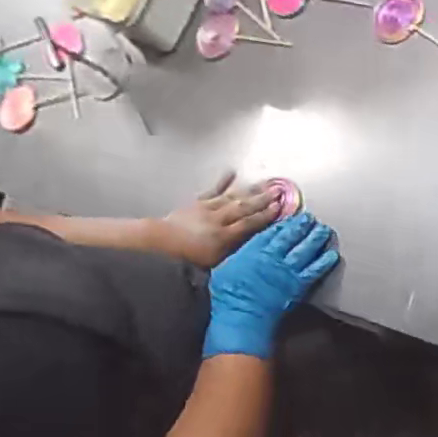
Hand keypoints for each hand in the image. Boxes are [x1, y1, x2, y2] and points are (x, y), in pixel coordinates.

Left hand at [158, 172, 278, 267]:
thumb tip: (253, 249)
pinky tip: (232, 172)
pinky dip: (223, 182)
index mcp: (223, 237)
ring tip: (264, 183)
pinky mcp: (196, 203)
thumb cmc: (187, 260)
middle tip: (278, 191)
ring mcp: (206, 209)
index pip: (249, 224)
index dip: (265, 216)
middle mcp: (218, 220)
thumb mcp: (214, 263)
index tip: (279, 208)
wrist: (158, 246)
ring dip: (249, 190)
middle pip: (243, 208)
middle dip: (262, 199)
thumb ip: (233, 253)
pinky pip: (212, 190)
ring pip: (232, 197)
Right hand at [204, 214, 340, 359]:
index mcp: (255, 249)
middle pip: (294, 235)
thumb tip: (251, 244)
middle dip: (304, 224)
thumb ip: (244, 252)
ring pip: (307, 248)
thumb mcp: (228, 264)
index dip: (287, 221)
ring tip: (325, 230)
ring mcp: (289, 269)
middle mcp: (275, 255)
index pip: (275, 230)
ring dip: (317, 237)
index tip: (294, 215)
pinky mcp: (299, 284)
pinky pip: (316, 270)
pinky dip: (325, 261)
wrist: (242, 314)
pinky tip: (333, 254)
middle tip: (312, 218)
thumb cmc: (228, 292)